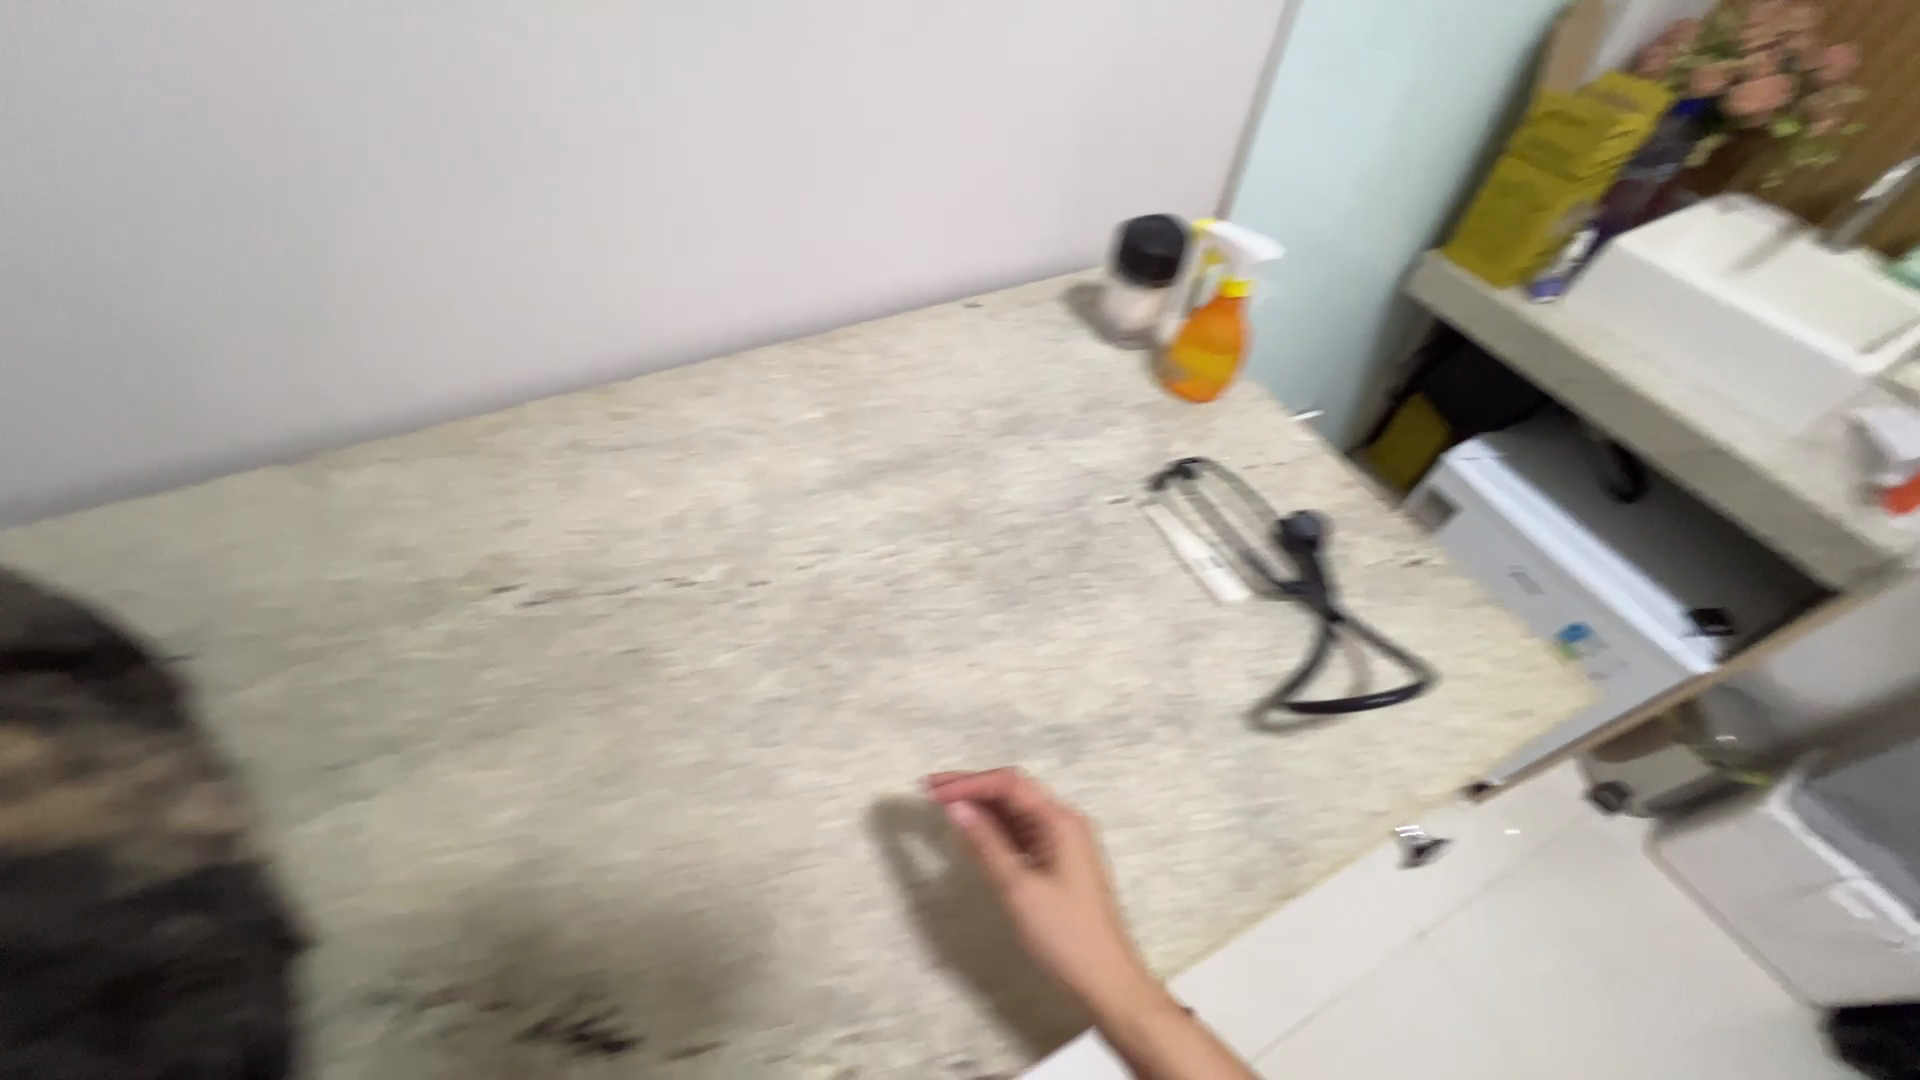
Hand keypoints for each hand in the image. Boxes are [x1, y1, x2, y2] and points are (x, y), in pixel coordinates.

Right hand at [924, 767, 1159, 1012]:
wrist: (1107, 980)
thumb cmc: (1064, 934)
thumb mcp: (1018, 888)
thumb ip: (985, 843)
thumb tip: (955, 807)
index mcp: (1060, 820)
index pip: (1009, 783)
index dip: (969, 782)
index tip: (932, 791)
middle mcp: (1064, 822)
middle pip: (1013, 791)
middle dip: (973, 787)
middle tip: (931, 789)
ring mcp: (1063, 842)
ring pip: (1017, 811)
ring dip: (982, 807)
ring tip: (945, 806)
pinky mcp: (1058, 861)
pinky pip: (1022, 833)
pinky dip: (996, 829)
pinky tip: (973, 832)